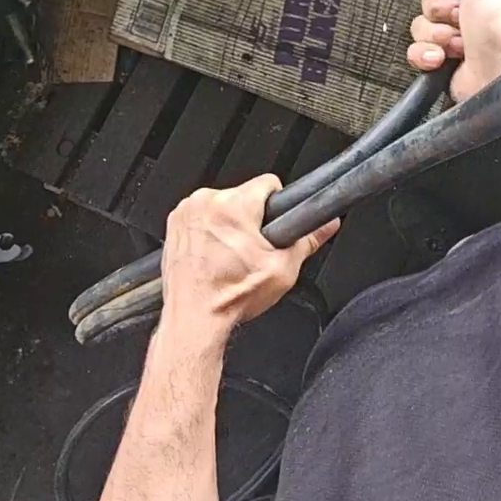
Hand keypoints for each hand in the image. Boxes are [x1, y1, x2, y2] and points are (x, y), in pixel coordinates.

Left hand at [158, 174, 340, 339]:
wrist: (194, 319)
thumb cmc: (230, 297)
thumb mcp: (283, 269)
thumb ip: (309, 239)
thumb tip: (327, 224)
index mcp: (235, 206)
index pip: (268, 182)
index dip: (277, 203)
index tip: (273, 222)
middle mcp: (206, 202)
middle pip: (243, 194)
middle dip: (251, 216)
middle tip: (251, 247)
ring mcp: (186, 211)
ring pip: (221, 204)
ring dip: (228, 221)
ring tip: (230, 253)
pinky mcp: (174, 222)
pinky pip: (200, 214)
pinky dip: (207, 228)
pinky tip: (212, 253)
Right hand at [408, 0, 500, 101]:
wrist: (498, 75)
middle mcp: (469, 11)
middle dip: (441, 10)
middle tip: (461, 16)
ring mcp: (455, 37)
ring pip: (420, 25)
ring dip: (437, 35)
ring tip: (459, 41)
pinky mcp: (443, 60)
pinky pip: (416, 51)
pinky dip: (427, 55)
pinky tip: (443, 57)